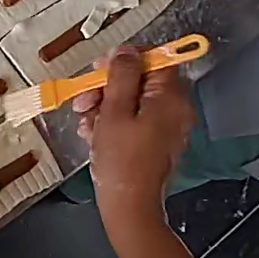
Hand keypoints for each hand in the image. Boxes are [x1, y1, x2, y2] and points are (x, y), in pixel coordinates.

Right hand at [71, 46, 195, 221]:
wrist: (129, 207)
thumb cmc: (121, 159)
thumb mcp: (115, 111)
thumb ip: (122, 75)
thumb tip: (126, 51)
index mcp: (171, 97)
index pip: (154, 59)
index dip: (125, 60)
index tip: (99, 69)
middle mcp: (175, 108)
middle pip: (140, 80)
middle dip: (108, 87)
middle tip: (83, 101)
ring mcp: (166, 126)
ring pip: (133, 100)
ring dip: (104, 106)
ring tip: (85, 122)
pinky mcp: (156, 141)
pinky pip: (134, 119)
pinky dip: (112, 122)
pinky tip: (93, 133)